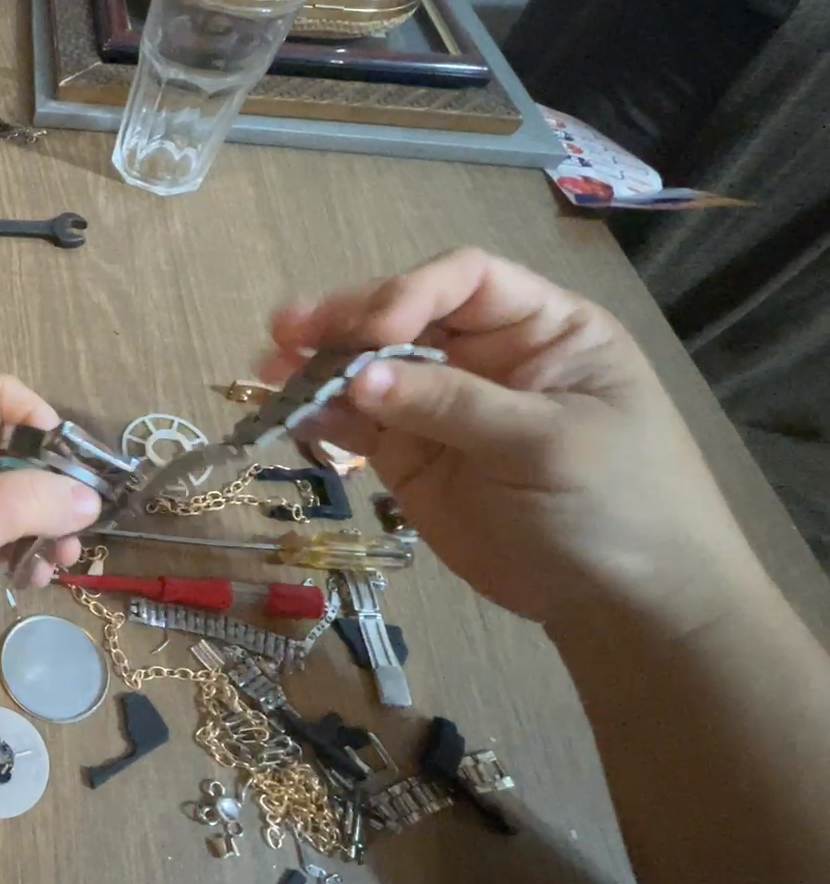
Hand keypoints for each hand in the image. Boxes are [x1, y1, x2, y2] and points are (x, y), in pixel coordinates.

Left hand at [0, 377, 101, 698]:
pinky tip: (36, 576)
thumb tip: (90, 497)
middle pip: (15, 447)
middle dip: (51, 483)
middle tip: (77, 523)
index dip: (38, 420)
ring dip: (46, 521)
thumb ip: (29, 500)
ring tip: (62, 558)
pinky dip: (27, 547)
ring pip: (16, 493)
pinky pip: (6, 531)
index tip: (67, 466)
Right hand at [263, 248, 762, 638]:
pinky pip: (351, 422)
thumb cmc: (614, 506)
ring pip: (363, 369)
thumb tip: (357, 378)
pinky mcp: (401, 451)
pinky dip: (317, 416)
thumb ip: (450, 404)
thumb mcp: (546, 444)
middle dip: (342, 323)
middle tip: (285, 333)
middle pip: (399, 318)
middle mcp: (479, 356)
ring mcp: (434, 406)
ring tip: (269, 369)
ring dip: (315, 366)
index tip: (371, 333)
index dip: (409, 294)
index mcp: (539, 331)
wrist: (615, 601)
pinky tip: (286, 414)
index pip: (464, 281)